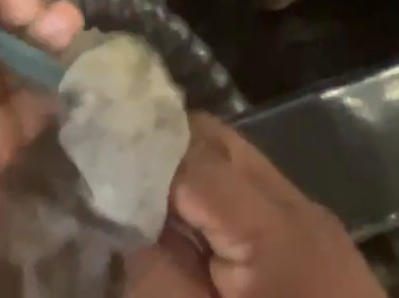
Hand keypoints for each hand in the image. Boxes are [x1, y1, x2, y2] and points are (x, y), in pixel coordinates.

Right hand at [127, 114, 385, 297]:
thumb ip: (150, 261)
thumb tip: (109, 204)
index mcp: (273, 229)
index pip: (184, 154)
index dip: (129, 149)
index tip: (83, 151)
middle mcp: (299, 207)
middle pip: (210, 137)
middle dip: (153, 144)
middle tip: (105, 167)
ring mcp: (313, 223)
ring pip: (228, 156)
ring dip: (179, 165)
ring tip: (136, 194)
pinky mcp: (315, 243)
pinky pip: (247, 190)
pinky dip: (207, 190)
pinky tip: (179, 221)